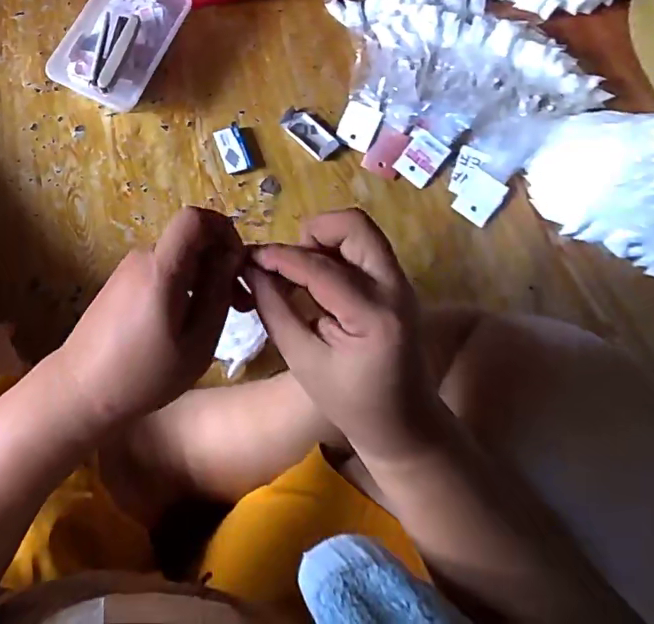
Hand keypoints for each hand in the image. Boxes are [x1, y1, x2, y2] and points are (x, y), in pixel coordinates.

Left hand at [49, 207, 244, 432]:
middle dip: (220, 261)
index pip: (195, 217)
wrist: (81, 388)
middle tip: (242, 306)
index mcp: (160, 268)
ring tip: (220, 319)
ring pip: (177, 256)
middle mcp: (141, 257)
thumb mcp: (197, 343)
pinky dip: (182, 285)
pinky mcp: (121, 282)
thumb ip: (217, 294)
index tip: (240, 267)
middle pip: (189, 238)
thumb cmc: (144, 374)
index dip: (224, 231)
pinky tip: (189, 321)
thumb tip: (232, 257)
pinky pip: (161, 270)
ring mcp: (128, 268)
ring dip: (203, 277)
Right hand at [245, 209, 447, 461]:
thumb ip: (273, 308)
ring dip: (321, 241)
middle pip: (353, 225)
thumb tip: (249, 268)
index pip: (318, 265)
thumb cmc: (351, 402)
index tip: (246, 259)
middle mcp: (394, 289)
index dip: (276, 256)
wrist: (407, 426)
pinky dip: (329, 252)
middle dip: (310, 233)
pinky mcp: (394, 284)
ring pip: (358, 230)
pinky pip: (359, 247)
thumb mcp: (301, 359)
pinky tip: (311, 283)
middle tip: (287, 262)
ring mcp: (398, 284)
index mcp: (373, 315)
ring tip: (298, 273)